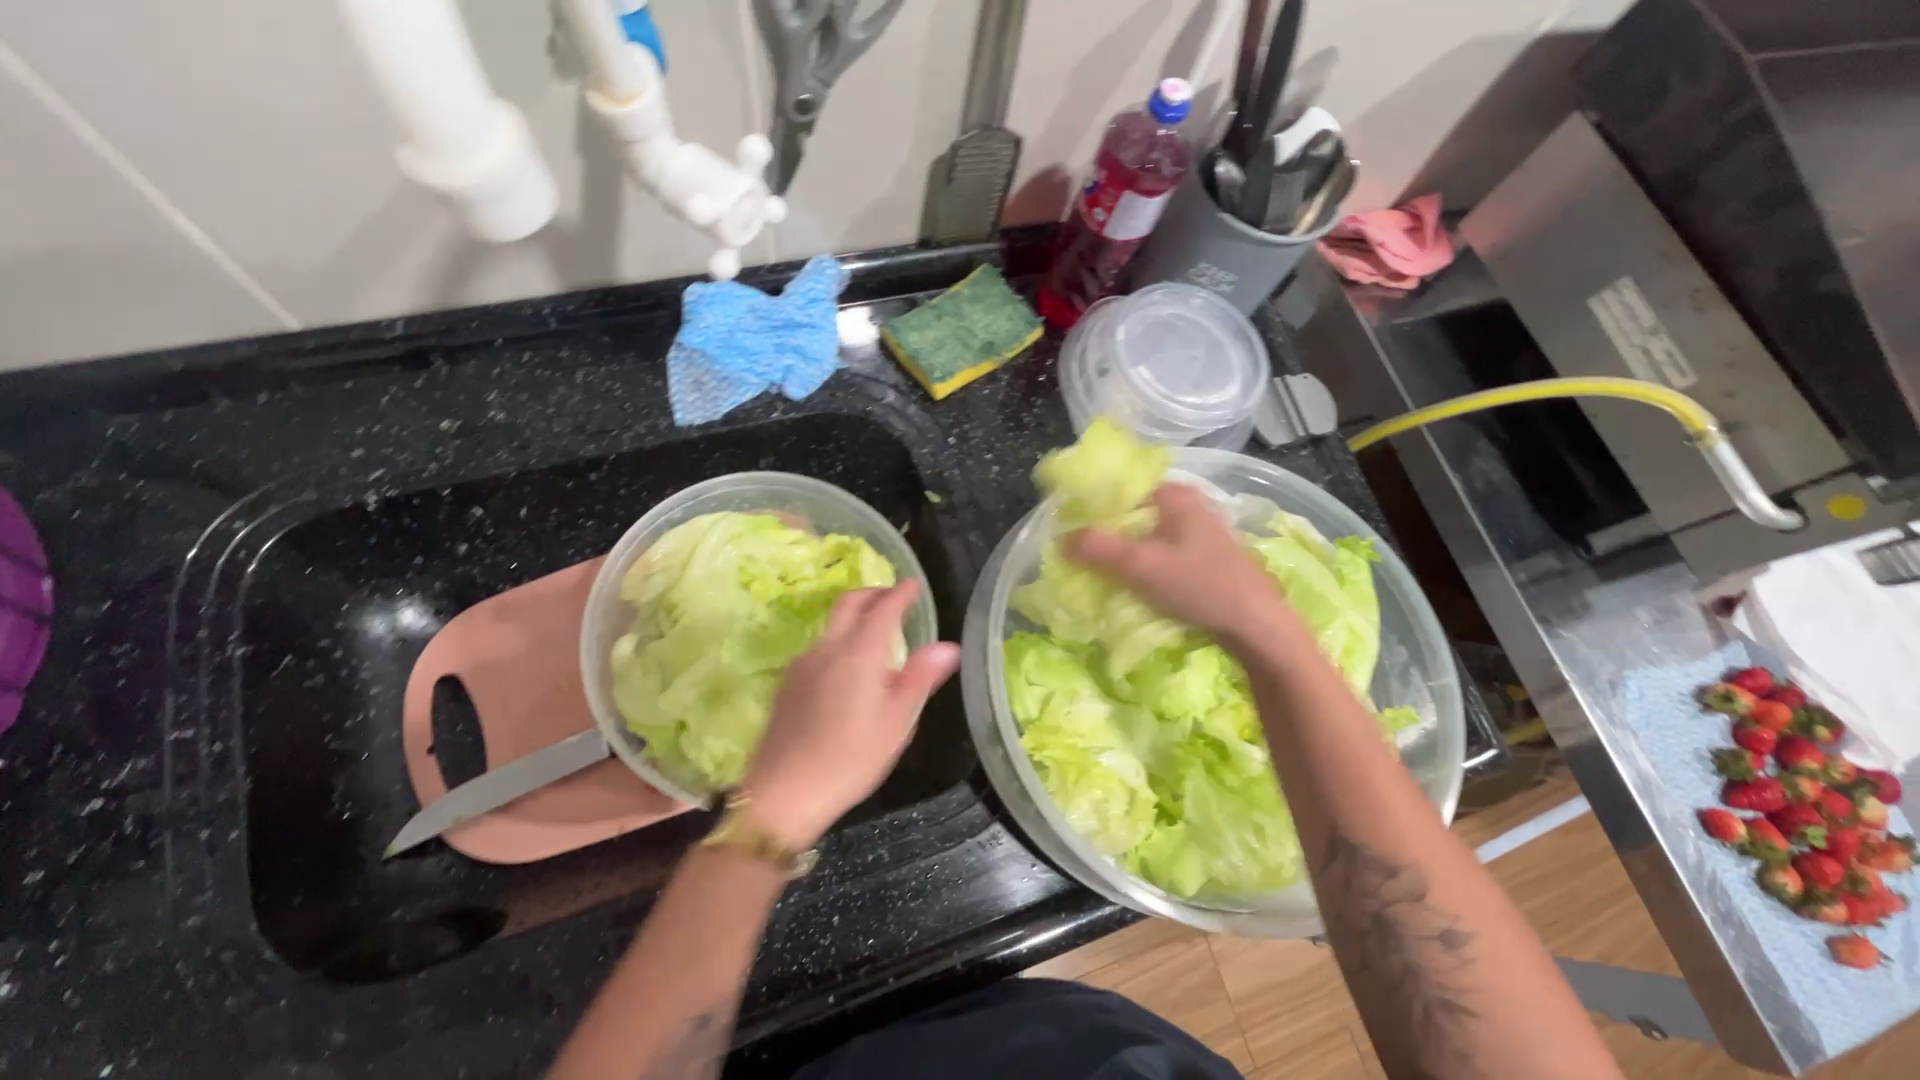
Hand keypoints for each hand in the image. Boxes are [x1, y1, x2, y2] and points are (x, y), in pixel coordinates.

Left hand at [740, 581, 959, 849]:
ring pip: (831, 625)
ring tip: (876, 634)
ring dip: (854, 617)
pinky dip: (840, 641)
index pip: (883, 609)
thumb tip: (948, 647)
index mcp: (860, 653)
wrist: (784, 792)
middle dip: (873, 594)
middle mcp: (828, 649)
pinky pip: (819, 648)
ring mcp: (803, 664)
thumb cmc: (851, 759)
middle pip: (849, 603)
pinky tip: (848, 668)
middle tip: (894, 597)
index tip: (914, 584)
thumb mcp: (897, 723)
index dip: (901, 593)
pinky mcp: (788, 683)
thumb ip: (920, 678)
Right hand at [1066, 483, 1301, 649]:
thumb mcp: (1140, 566)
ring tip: (1098, 571)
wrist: (1256, 625)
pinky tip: (1132, 585)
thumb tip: (1061, 538)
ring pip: (1149, 536)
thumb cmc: (1199, 585)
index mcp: (1177, 495)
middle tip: (1079, 551)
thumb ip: (1097, 548)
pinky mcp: (1206, 561)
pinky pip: (1164, 555)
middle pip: (1135, 513)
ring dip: (1124, 552)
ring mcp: (1201, 534)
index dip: (1096, 502)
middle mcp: (1190, 507)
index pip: (1125, 485)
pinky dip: (1144, 566)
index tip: (1071, 523)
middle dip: (1107, 531)